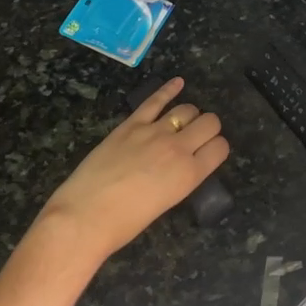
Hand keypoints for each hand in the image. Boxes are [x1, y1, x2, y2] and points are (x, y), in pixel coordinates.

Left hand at [37, 77, 229, 262]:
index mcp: (189, 175)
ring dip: (190, 114)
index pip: (220, 148)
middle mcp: (178, 148)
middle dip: (209, 127)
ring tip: (184, 121)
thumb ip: (179, 179)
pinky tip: (178, 82)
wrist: (84, 216)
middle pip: (210, 122)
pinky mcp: (131, 124)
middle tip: (199, 136)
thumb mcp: (165, 203)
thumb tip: (181, 165)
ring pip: (186, 109)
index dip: (218, 147)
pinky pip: (155, 100)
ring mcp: (154, 132)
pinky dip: (168, 89)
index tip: (211, 151)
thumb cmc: (124, 223)